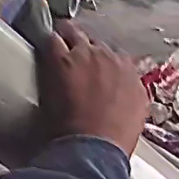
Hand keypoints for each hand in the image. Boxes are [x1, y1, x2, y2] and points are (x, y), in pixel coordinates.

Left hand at [39, 22, 147, 153]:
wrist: (94, 145)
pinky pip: (53, 40)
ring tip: (58, 44)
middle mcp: (109, 57)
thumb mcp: (135, 113)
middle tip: (74, 59)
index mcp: (128, 71)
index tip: (95, 71)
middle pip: (94, 43)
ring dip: (67, 38)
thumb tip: (122, 93)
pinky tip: (43, 48)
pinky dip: (49, 43)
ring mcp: (85, 55)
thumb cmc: (114, 137)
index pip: (115, 57)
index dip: (102, 63)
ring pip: (74, 33)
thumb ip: (129, 95)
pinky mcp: (61, 60)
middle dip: (84, 48)